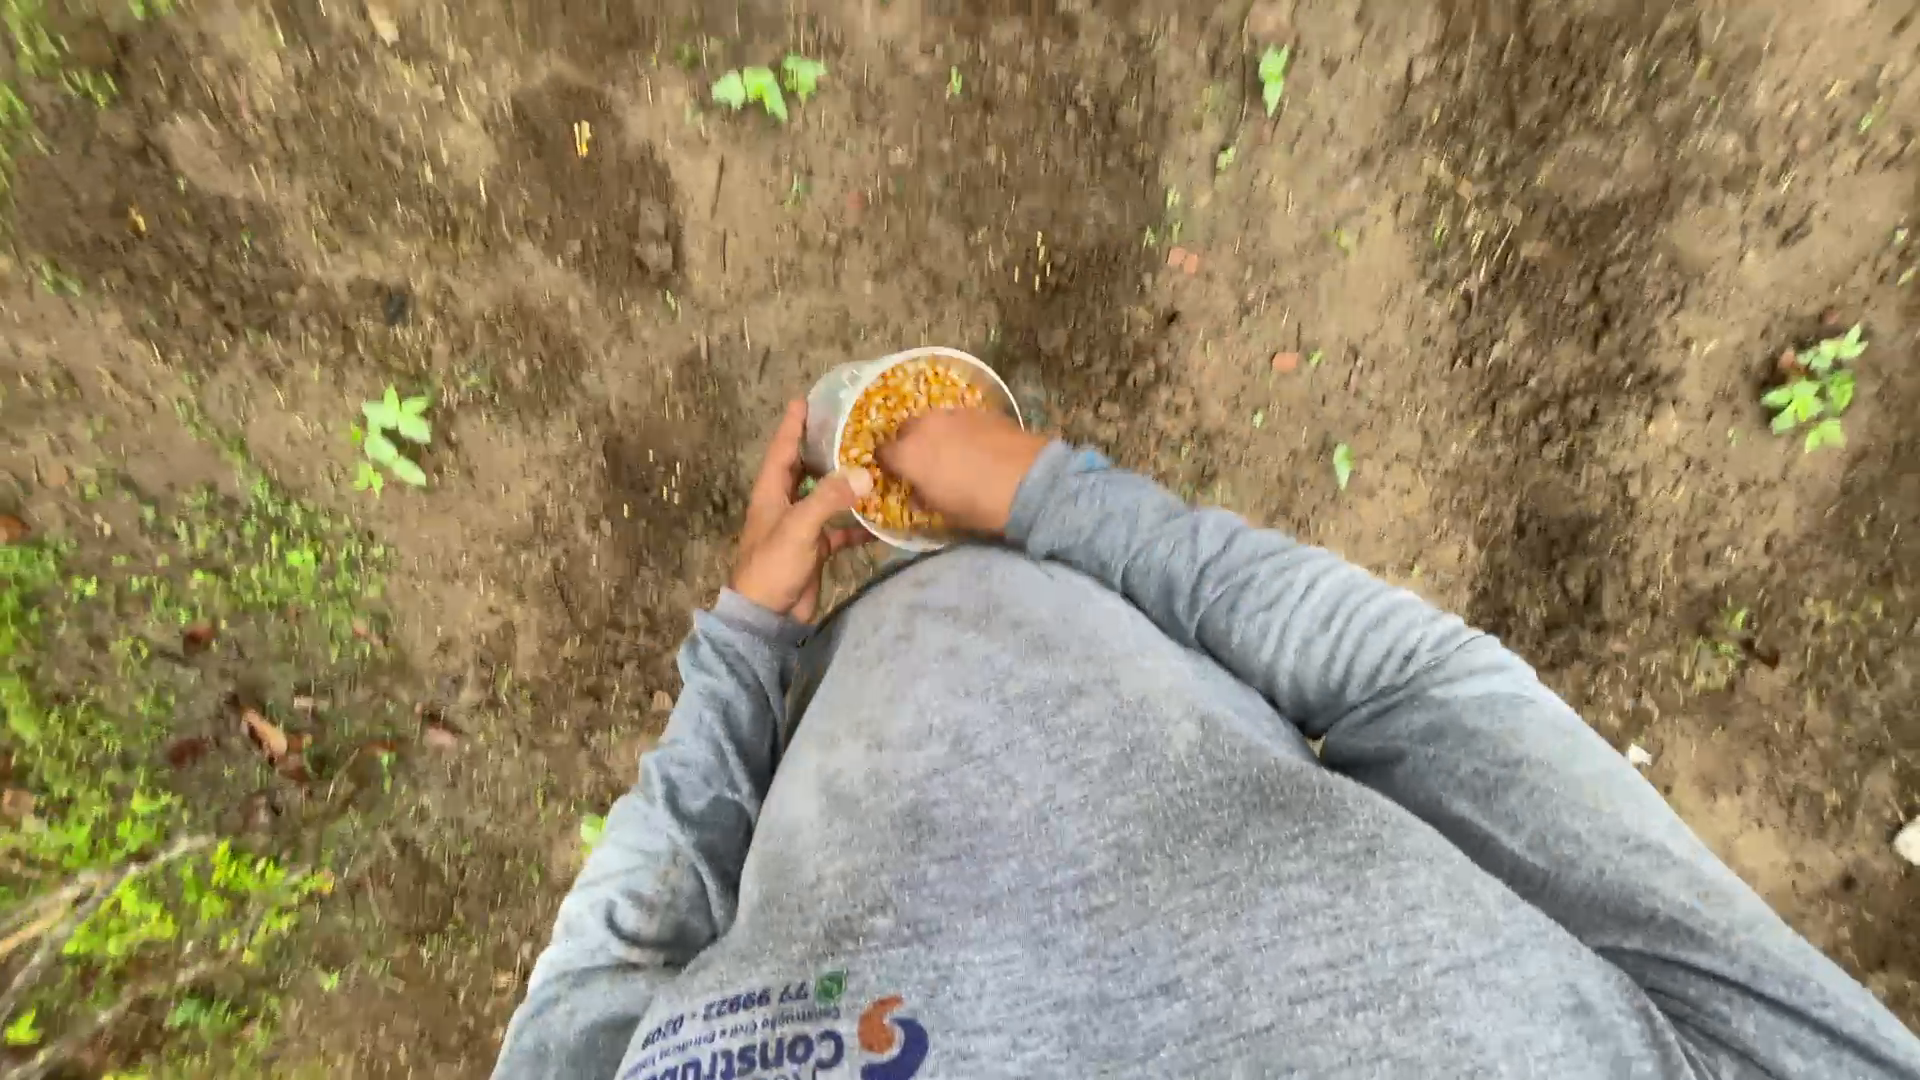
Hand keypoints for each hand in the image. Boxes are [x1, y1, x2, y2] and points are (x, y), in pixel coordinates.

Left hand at [731, 401, 875, 621]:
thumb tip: (865, 474)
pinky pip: (840, 530)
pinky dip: (857, 525)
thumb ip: (829, 498)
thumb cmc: (773, 566)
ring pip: (825, 497)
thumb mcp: (799, 527)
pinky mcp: (815, 549)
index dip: (792, 424)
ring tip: (872, 465)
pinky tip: (880, 520)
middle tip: (850, 428)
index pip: (782, 449)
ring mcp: (801, 527)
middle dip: (823, 448)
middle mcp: (784, 504)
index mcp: (771, 492)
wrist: (768, 616)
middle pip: (804, 468)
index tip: (805, 399)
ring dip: (846, 484)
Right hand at [878, 408, 1049, 534]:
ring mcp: (954, 414)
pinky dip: (961, 430)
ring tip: (952, 452)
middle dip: (910, 444)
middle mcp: (926, 426)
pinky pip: (960, 418)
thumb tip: (918, 493)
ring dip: (936, 434)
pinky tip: (976, 445)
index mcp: (909, 454)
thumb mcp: (944, 512)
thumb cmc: (979, 505)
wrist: (1029, 482)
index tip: (898, 475)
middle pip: (906, 429)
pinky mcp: (980, 410)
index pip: (883, 453)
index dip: (889, 464)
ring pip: (934, 420)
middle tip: (924, 462)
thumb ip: (924, 498)